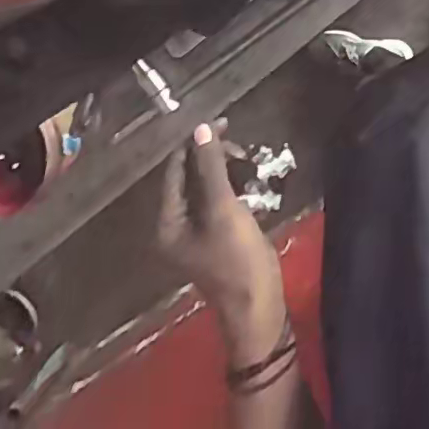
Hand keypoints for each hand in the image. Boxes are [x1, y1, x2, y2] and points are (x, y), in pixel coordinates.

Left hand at [158, 121, 287, 359]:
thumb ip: (211, 167)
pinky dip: (235, 185)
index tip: (222, 122)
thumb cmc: (236, 258)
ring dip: (227, 170)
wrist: (259, 305)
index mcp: (168, 220)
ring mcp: (199, 229)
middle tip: (241, 149)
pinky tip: (252, 181)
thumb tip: (201, 129)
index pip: (175, 169)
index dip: (196, 144)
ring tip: (249, 164)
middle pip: (191, 176)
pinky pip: (222, 198)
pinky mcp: (219, 232)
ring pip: (209, 185)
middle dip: (215, 157)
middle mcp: (177, 223)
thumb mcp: (223, 208)